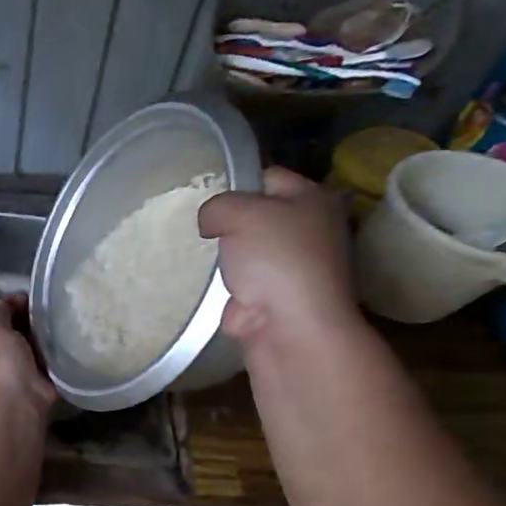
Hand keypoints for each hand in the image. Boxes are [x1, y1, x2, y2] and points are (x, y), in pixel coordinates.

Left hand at [0, 296, 56, 417]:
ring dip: (47, 331)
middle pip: (20, 329)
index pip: (1, 319)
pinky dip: (59, 347)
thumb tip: (1, 301)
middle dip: (32, 316)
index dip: (13, 305)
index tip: (29, 296)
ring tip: (64, 314)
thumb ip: (0, 315)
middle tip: (50, 303)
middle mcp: (7, 355)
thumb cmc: (4, 363)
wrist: (22, 400)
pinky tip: (70, 332)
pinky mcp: (45, 375)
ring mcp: (27, 365)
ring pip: (38, 342)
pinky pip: (52, 356)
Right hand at [198, 166, 355, 344]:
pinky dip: (223, 285)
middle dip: (228, 220)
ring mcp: (291, 269)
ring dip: (225, 255)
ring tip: (193, 249)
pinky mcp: (273, 300)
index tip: (206, 193)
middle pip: (258, 215)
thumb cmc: (275, 258)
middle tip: (197, 223)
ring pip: (248, 250)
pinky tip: (200, 280)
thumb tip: (210, 222)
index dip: (237, 181)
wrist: (290, 328)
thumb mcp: (240, 212)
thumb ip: (217, 206)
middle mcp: (309, 232)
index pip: (269, 177)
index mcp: (313, 200)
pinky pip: (240, 283)